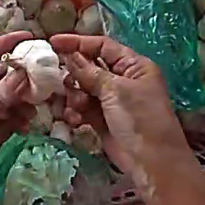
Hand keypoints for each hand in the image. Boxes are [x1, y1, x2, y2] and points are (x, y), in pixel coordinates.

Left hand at [0, 32, 33, 204]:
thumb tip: (23, 74)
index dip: (5, 44)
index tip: (29, 37)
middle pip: (0, 76)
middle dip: (20, 74)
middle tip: (44, 73)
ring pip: (9, 98)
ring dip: (23, 98)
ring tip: (39, 101)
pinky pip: (11, 120)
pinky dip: (22, 119)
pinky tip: (30, 122)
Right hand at [48, 34, 195, 195]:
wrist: (152, 162)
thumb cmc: (140, 119)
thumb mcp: (115, 90)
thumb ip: (90, 72)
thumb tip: (70, 55)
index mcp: (133, 66)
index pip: (102, 46)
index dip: (78, 43)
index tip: (53, 43)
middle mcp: (122, 80)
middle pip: (90, 67)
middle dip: (74, 75)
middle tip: (62, 83)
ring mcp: (112, 101)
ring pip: (83, 89)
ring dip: (75, 96)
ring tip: (76, 108)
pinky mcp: (103, 119)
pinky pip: (83, 108)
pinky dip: (76, 112)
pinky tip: (74, 121)